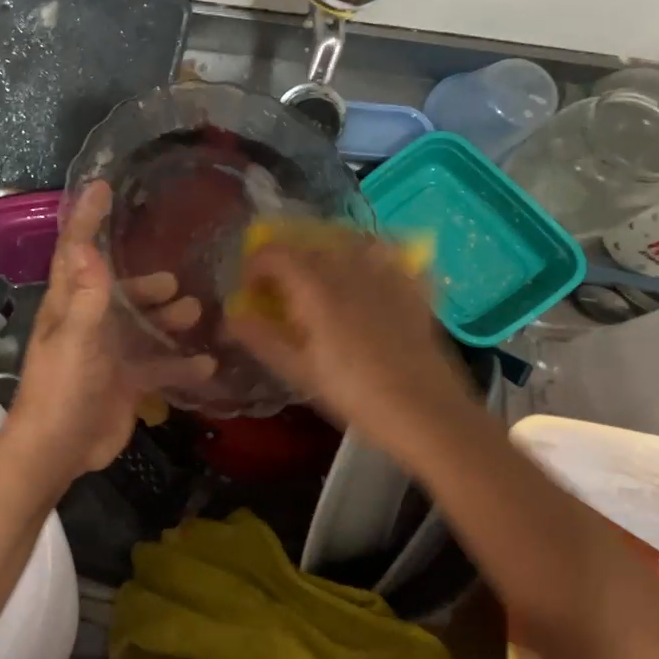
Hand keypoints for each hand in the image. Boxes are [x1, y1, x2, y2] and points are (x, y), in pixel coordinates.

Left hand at [7, 181, 211, 479]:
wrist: (61, 450)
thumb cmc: (62, 388)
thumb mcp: (75, 338)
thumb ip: (86, 294)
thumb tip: (86, 244)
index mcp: (69, 305)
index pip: (76, 251)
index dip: (87, 219)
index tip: (102, 188)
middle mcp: (89, 323)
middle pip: (119, 291)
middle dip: (145, 285)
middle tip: (174, 282)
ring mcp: (108, 354)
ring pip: (143, 327)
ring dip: (167, 319)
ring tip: (195, 314)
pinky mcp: (126, 382)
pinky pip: (158, 366)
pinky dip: (181, 365)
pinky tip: (207, 365)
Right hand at [224, 233, 478, 460]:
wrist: (428, 414)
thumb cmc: (355, 395)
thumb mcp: (299, 372)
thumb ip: (261, 338)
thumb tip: (230, 318)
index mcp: (314, 285)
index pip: (271, 253)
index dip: (253, 268)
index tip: (250, 293)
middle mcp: (348, 267)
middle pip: (307, 246)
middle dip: (286, 265)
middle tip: (280, 297)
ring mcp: (385, 272)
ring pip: (345, 244)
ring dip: (325, 258)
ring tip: (321, 287)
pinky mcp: (413, 286)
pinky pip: (387, 255)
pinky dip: (370, 258)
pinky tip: (368, 278)